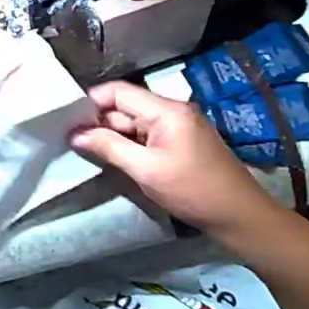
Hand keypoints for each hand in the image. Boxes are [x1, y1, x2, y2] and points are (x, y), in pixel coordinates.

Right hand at [71, 81, 284, 244]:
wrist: (240, 217)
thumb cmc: (193, 191)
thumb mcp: (146, 170)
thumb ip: (109, 147)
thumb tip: (74, 133)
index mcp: (166, 109)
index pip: (118, 91)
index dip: (90, 102)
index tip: (67, 120)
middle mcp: (171, 110)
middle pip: (124, 106)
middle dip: (98, 121)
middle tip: (71, 139)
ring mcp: (177, 126)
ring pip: (133, 122)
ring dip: (111, 135)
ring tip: (86, 149)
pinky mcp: (179, 141)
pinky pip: (145, 135)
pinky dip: (127, 144)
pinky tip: (112, 157)